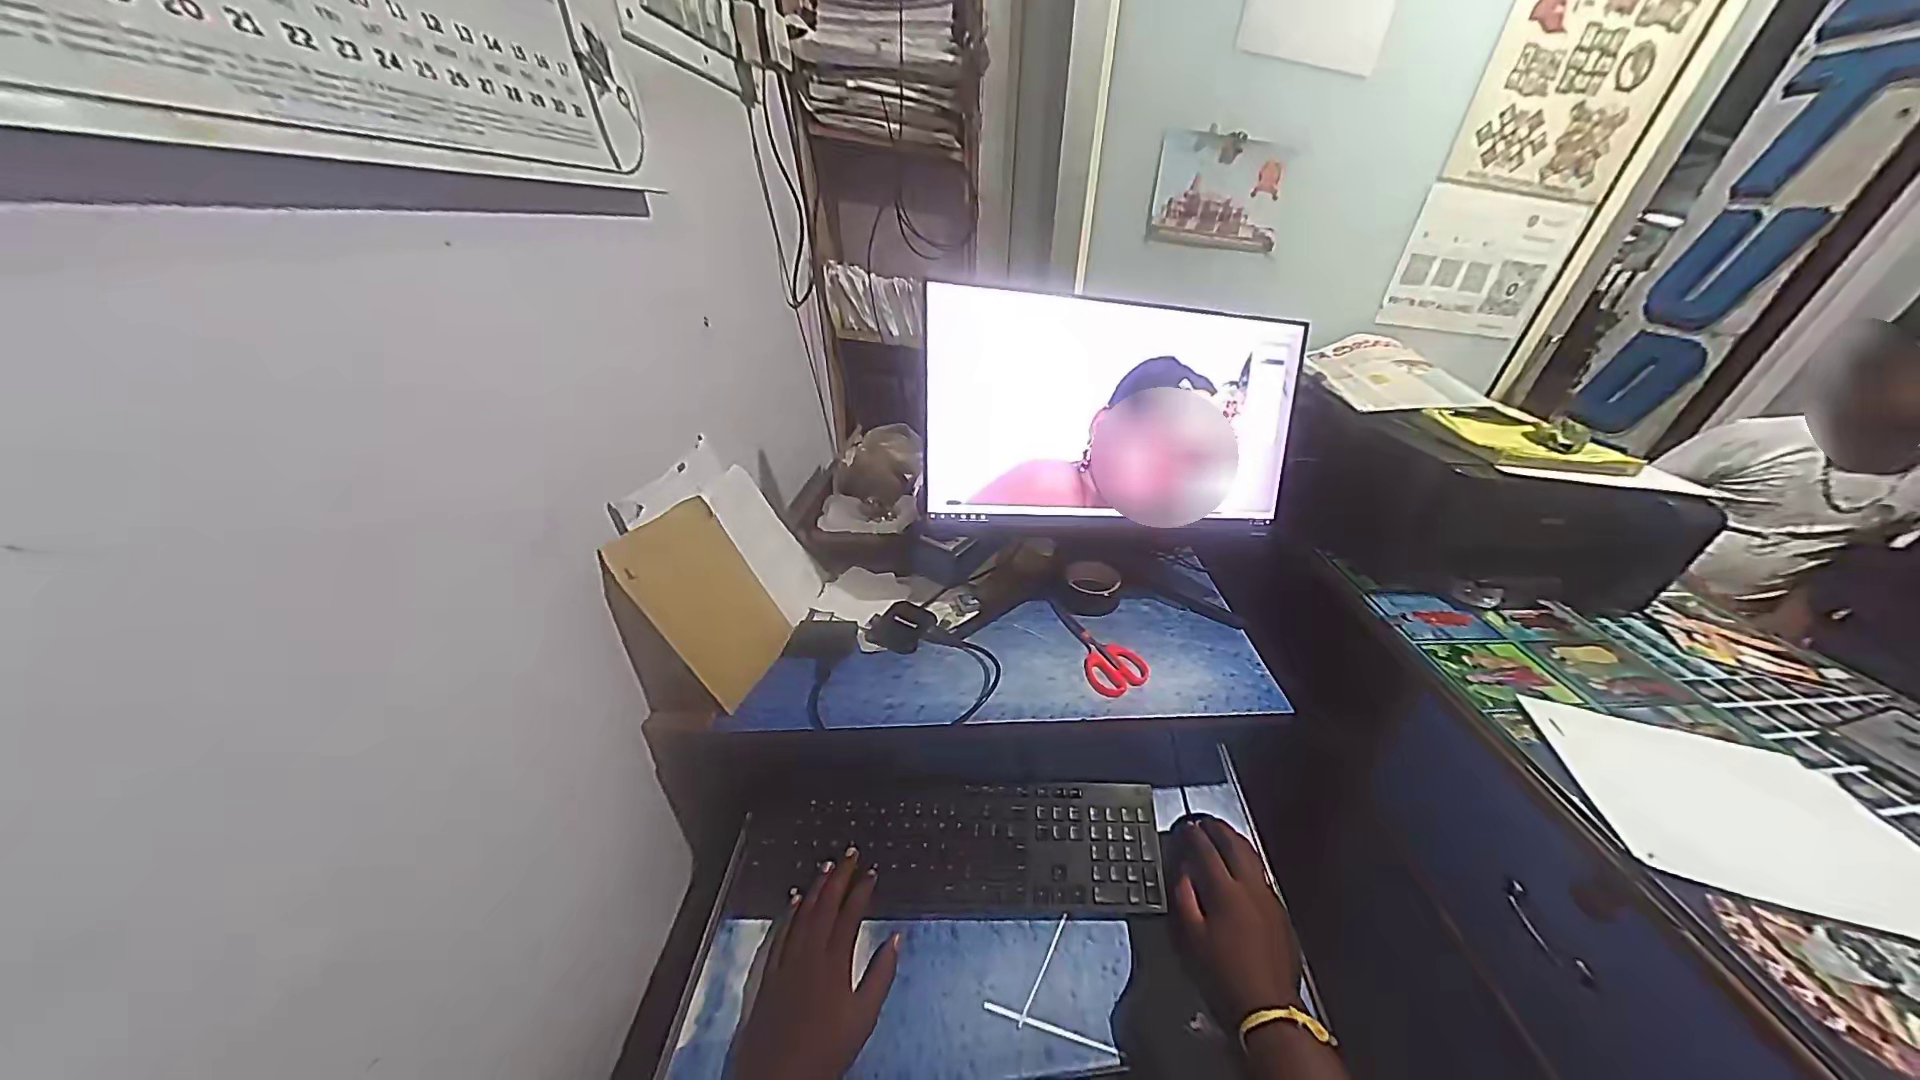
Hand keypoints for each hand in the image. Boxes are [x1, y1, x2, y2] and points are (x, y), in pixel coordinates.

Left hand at [731, 850, 900, 1079]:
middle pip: (825, 905)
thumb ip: (881, 975)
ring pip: (801, 913)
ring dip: (815, 887)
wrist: (776, 1078)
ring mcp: (786, 961)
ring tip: (827, 866)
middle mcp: (809, 954)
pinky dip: (788, 912)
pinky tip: (793, 899)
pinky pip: (781, 932)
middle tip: (850, 853)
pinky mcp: (769, 973)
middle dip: (840, 876)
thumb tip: (896, 939)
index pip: (850, 914)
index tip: (871, 872)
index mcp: (834, 962)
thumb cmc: (825, 1051)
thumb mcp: (863, 1018)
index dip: (861, 890)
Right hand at [1171, 816, 1302, 1023]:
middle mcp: (1251, 888)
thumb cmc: (1222, 975)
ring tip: (1223, 834)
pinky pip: (1262, 875)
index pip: (1207, 851)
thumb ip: (1184, 897)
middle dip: (1218, 829)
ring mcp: (1269, 899)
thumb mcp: (1190, 936)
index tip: (1186, 826)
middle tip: (1204, 821)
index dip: (1194, 835)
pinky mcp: (1280, 913)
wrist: (1267, 1008)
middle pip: (1234, 846)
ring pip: (1253, 858)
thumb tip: (1182, 871)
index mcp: (1225, 892)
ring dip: (1236, 841)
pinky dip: (1248, 860)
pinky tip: (1242, 866)